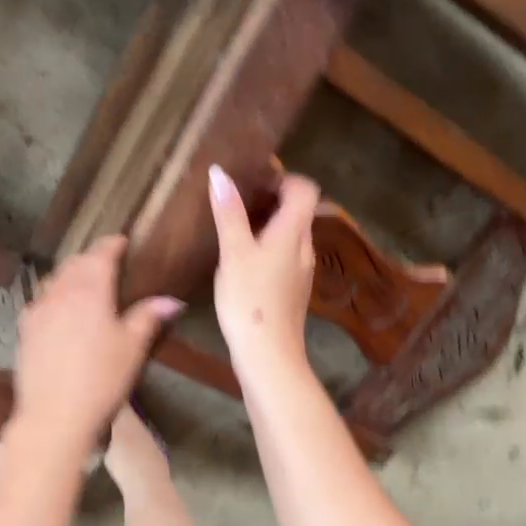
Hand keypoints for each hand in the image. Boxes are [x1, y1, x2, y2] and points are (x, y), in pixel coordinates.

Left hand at [13, 236, 183, 446]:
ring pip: (54, 281)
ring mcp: (38, 312)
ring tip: (82, 284)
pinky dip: (53, 298)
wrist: (54, 416)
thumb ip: (148, 317)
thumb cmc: (100, 380)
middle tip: (105, 263)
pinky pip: (40, 303)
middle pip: (74, 264)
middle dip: (90, 259)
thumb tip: (171, 300)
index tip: (122, 242)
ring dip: (69, 276)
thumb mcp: (132, 348)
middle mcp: (60, 293)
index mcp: (90, 290)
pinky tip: (57, 312)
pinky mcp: (25, 332)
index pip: (100, 254)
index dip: (112, 245)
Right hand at [208, 165, 319, 367]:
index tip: (256, 181)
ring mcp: (302, 272)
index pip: (305, 189)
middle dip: (272, 201)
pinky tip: (244, 265)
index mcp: (294, 232)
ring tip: (236, 231)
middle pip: (298, 211)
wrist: (268, 353)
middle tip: (237, 202)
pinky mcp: (293, 292)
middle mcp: (305, 248)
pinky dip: (269, 250)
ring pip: (291, 236)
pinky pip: (285, 258)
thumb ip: (229, 212)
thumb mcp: (233, 253)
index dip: (285, 178)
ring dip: (269, 227)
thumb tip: (219, 172)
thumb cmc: (250, 300)